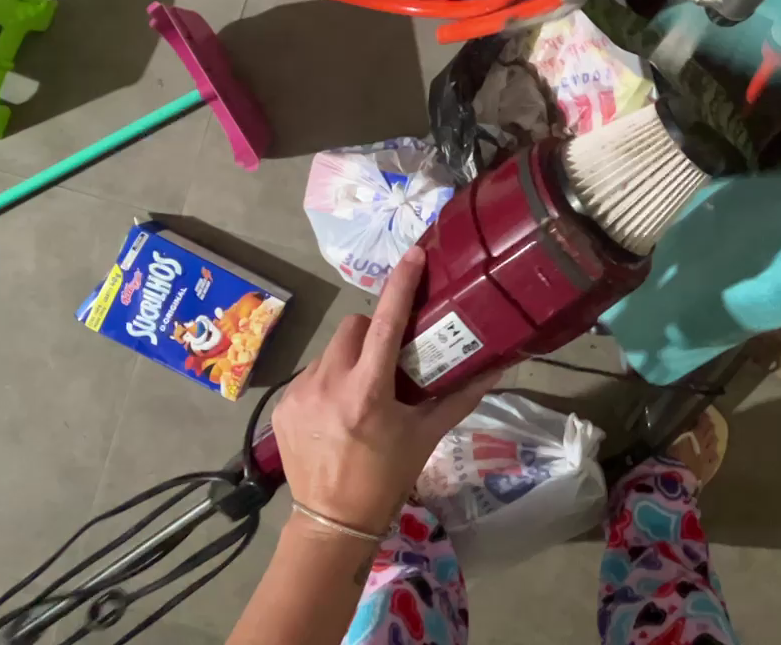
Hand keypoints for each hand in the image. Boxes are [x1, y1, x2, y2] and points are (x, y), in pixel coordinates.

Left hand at [270, 248, 497, 534]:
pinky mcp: (282, 404)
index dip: (401, 285)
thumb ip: (461, 397)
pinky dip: (329, 379)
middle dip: (373, 331)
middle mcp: (329, 384)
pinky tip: (337, 408)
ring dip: (350, 357)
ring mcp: (299, 393)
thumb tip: (498, 367)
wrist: (331, 523)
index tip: (414, 255)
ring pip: (331, 349)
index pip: (385, 322)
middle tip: (387, 358)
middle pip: (354, 327)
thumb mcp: (425, 436)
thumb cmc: (386, 477)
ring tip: (362, 387)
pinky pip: (311, 372)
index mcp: (368, 391)